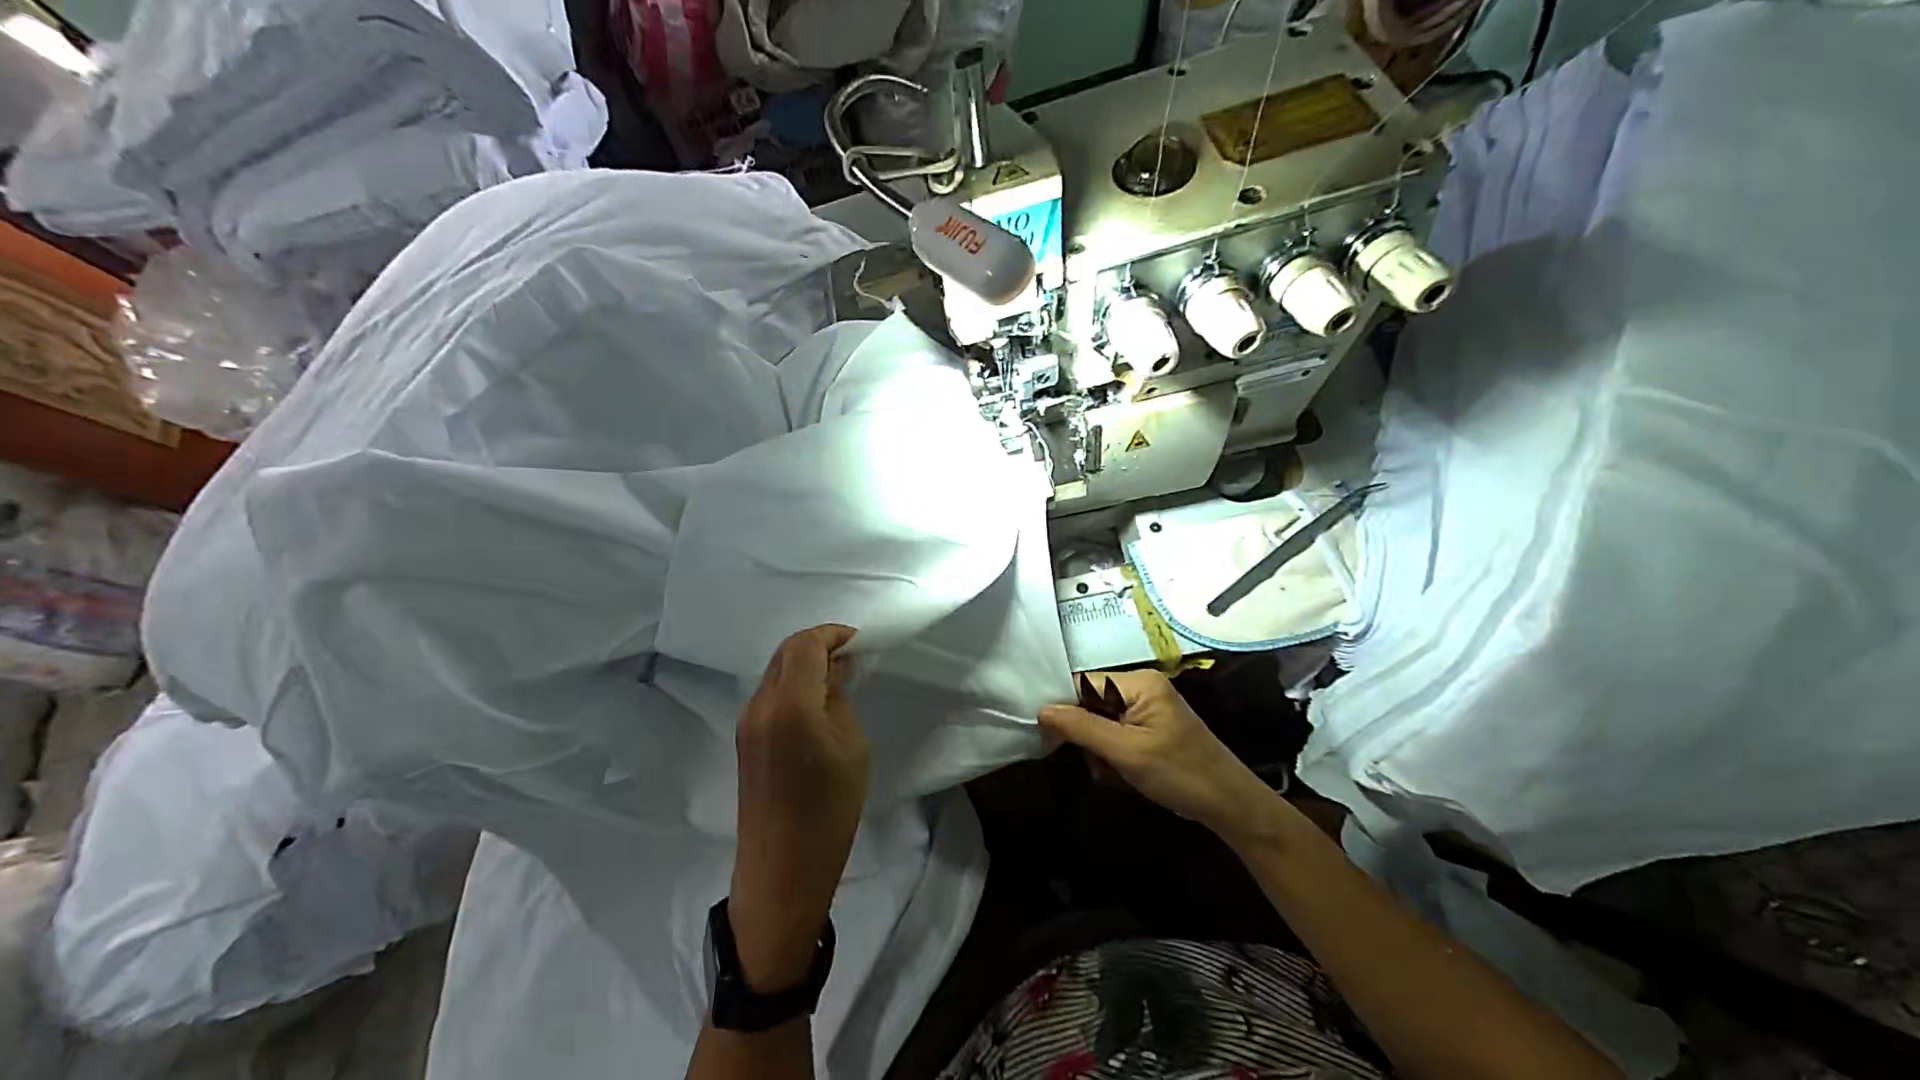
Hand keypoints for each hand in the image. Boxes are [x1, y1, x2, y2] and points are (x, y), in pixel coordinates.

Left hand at [730, 624, 868, 991]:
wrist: (783, 869)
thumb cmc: (829, 810)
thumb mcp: (852, 748)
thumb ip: (839, 700)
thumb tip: (835, 672)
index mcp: (788, 704)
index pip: (804, 645)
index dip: (833, 634)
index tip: (861, 641)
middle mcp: (759, 706)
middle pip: (785, 653)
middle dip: (818, 644)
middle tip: (853, 655)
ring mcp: (746, 723)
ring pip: (775, 672)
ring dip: (805, 665)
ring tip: (839, 677)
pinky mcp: (745, 741)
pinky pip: (770, 696)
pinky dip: (794, 685)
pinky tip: (818, 703)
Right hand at [1039, 670, 1287, 845]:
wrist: (1230, 805)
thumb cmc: (1180, 774)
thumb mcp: (1126, 752)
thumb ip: (1081, 727)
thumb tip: (1040, 711)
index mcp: (1139, 682)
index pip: (1084, 683)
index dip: (1064, 706)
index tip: (1048, 734)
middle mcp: (1141, 687)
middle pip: (1090, 702)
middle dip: (1087, 736)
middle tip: (1100, 763)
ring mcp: (1147, 708)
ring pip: (1099, 722)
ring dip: (1099, 751)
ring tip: (1116, 773)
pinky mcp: (1149, 728)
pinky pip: (1114, 734)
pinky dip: (1112, 756)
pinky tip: (1124, 775)